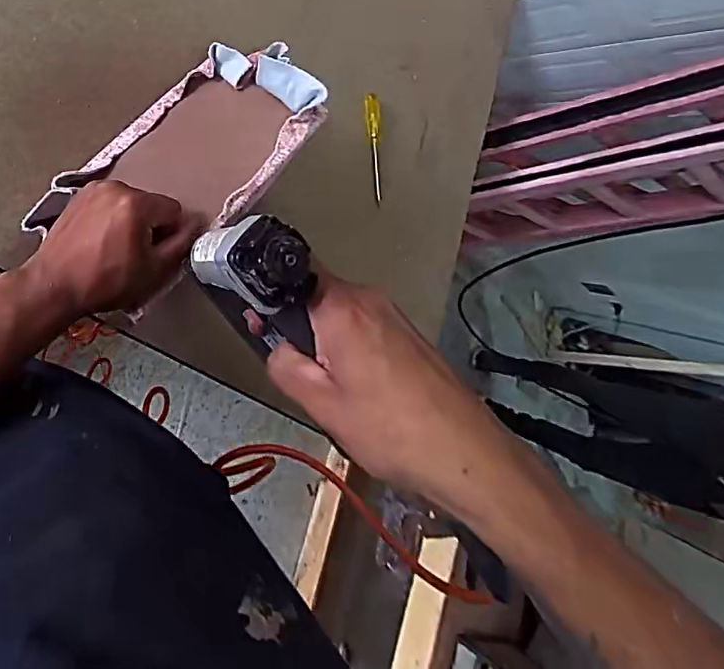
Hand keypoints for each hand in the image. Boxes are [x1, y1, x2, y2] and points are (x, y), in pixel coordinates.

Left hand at [19, 180, 201, 328]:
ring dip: (130, 222)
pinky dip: (111, 219)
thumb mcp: (153, 270)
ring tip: (113, 249)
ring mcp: (95, 190)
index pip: (173, 210)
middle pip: (151, 205)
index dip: (171, 234)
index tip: (156, 252)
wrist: (53, 286)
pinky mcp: (80, 197)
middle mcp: (116, 188)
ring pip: (130, 204)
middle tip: (134, 255)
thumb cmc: (99, 282)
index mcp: (136, 203)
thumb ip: (181, 243)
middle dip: (149, 227)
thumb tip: (195, 225)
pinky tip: (100, 242)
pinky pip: (109, 204)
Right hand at [263, 268, 513, 513]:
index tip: (261, 326)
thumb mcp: (321, 404)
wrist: (463, 450)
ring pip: (341, 315)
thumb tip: (275, 347)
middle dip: (301, 328)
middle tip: (300, 371)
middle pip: (316, 295)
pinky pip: (365, 328)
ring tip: (337, 389)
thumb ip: (284, 365)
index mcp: (341, 306)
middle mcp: (368, 298)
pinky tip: (363, 390)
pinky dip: (353, 349)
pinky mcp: (408, 332)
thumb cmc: (391, 429)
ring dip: (327, 342)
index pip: (292, 273)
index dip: (270, 297)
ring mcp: (392, 313)